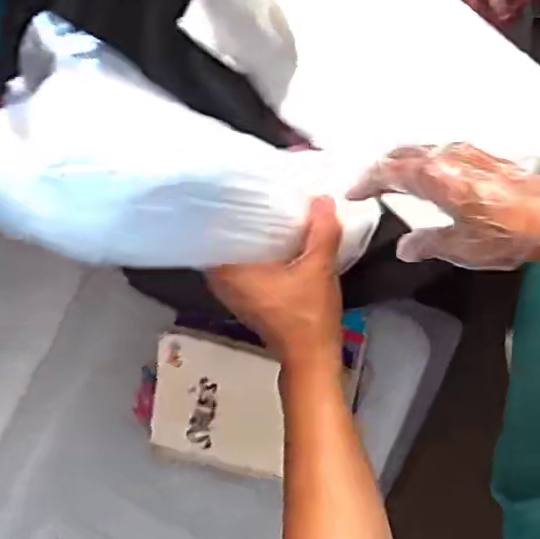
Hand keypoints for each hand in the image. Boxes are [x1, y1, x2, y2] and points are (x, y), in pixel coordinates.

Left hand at [207, 197, 344, 370]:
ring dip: (254, 234)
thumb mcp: (319, 268)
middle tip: (263, 190)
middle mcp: (221, 278)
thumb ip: (322, 232)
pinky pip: (246, 263)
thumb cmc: (308, 313)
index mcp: (229, 270)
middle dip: (245, 216)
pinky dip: (260, 250)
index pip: (216, 227)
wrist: (311, 355)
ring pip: (237, 251)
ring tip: (273, 209)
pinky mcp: (247, 296)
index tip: (244, 184)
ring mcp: (232, 289)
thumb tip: (323, 199)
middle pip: (227, 237)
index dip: (229, 204)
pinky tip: (280, 238)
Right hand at [347, 143, 539, 270]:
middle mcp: (451, 157)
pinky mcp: (492, 158)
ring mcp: (474, 154)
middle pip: (406, 154)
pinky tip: (439, 177)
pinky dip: (433, 162)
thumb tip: (407, 247)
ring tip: (401, 178)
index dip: (367, 181)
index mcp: (436, 176)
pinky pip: (450, 154)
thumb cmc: (513, 233)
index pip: (389, 171)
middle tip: (373, 183)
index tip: (354, 191)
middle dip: (385, 167)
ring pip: (429, 151)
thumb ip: (430, 244)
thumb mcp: (464, 247)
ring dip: (410, 161)